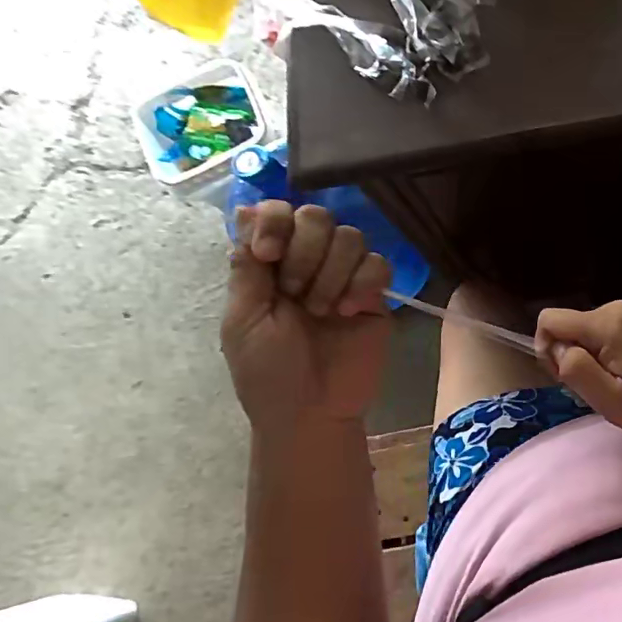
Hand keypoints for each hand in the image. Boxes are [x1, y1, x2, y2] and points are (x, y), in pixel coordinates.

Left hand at [223, 201, 392, 436]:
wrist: (312, 411)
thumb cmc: (268, 372)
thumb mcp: (242, 320)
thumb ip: (247, 266)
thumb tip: (244, 209)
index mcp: (272, 265)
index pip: (278, 213)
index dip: (275, 222)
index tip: (268, 254)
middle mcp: (310, 262)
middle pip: (317, 217)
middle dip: (305, 252)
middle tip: (295, 293)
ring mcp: (345, 277)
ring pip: (350, 236)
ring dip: (331, 272)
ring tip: (321, 310)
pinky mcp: (375, 295)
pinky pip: (379, 263)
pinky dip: (363, 282)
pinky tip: (349, 310)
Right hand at [535, 301, 621, 440]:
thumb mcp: (609, 398)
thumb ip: (577, 370)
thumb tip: (557, 348)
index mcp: (607, 324)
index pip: (549, 320)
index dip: (547, 349)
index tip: (567, 376)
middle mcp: (611, 308)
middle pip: (562, 326)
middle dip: (565, 356)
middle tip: (591, 385)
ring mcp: (618, 311)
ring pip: (572, 331)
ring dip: (578, 358)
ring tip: (604, 381)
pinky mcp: (621, 320)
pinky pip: (587, 333)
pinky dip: (590, 354)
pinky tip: (611, 373)